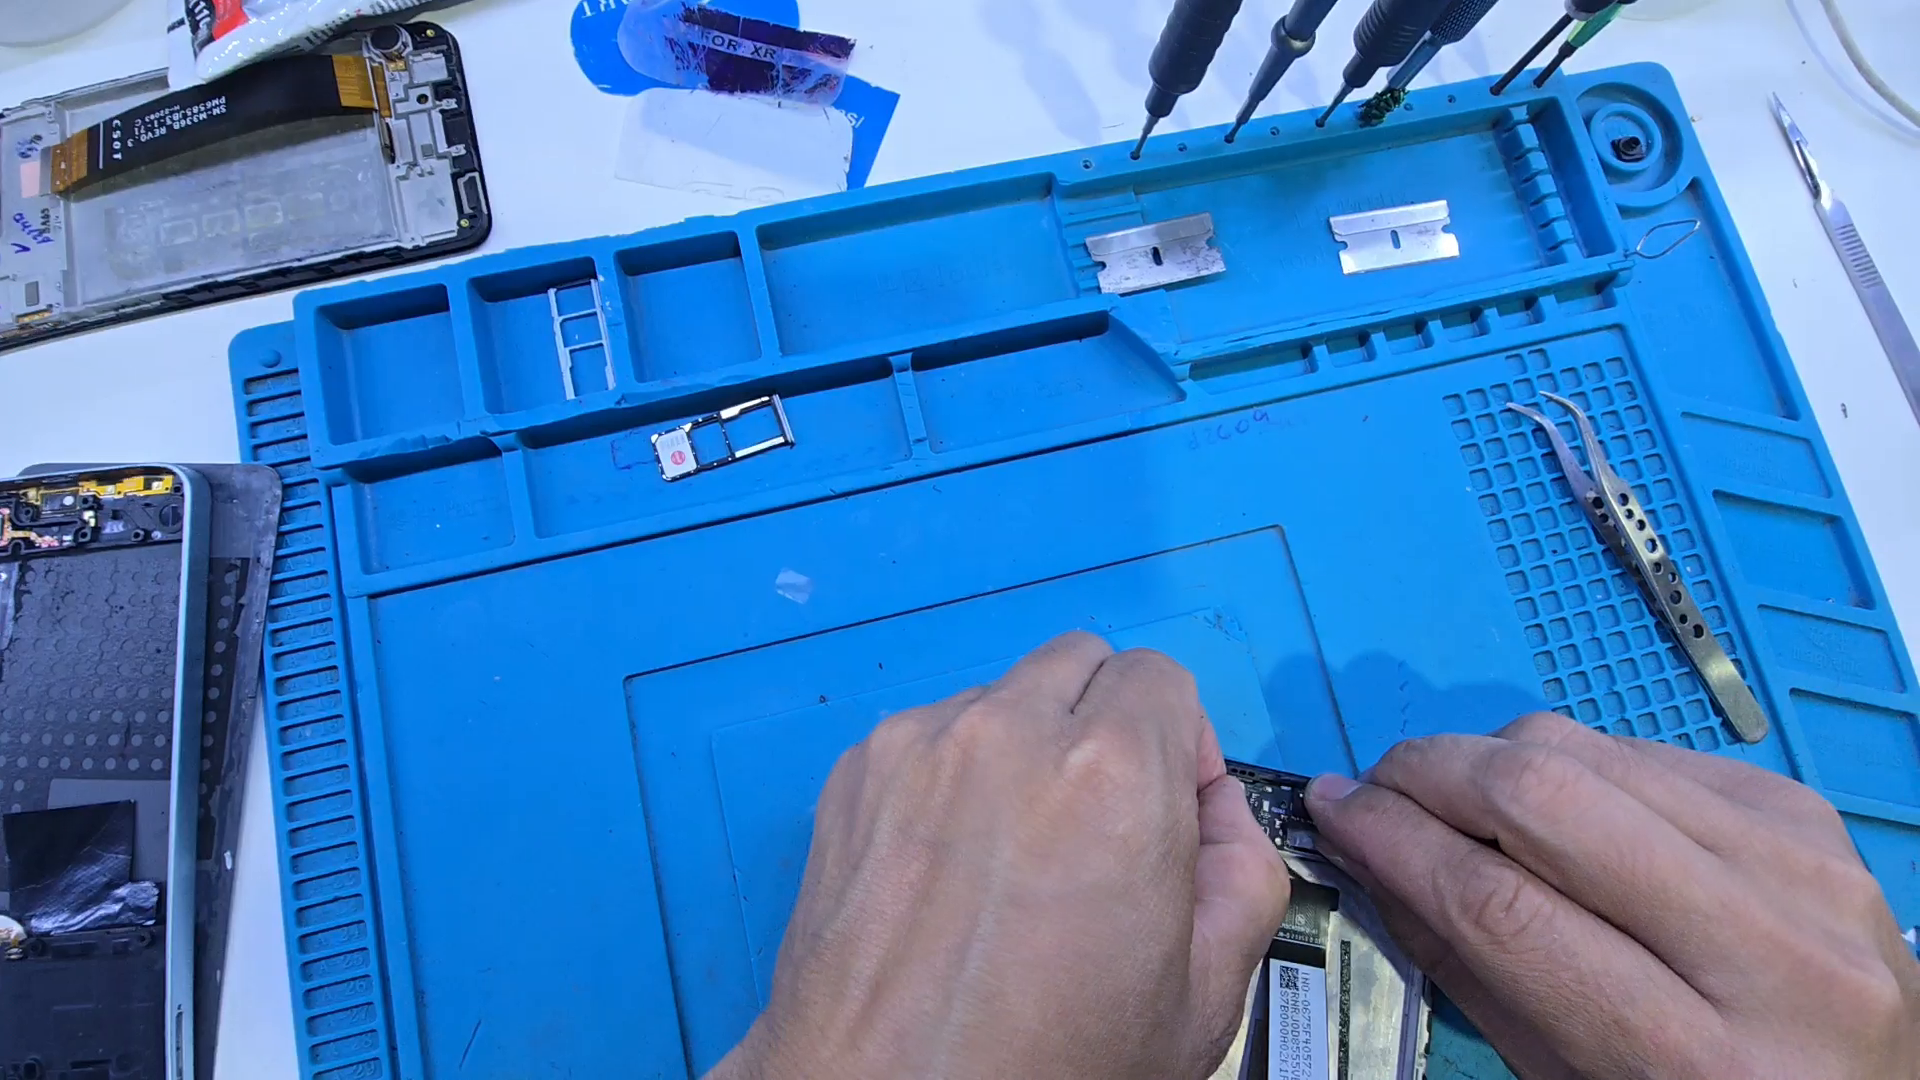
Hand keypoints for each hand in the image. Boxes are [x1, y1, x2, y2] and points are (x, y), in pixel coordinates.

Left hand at [708, 632, 1290, 1079]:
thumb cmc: (1060, 1061)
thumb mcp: (1206, 988)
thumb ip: (1243, 864)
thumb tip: (1206, 797)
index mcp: (1110, 770)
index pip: (1158, 675)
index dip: (1178, 736)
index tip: (1165, 798)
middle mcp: (1008, 728)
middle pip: (1079, 659)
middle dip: (1105, 714)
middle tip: (1093, 805)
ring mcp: (920, 738)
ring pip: (1004, 693)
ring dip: (1025, 741)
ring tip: (1008, 839)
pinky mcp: (858, 762)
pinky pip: (933, 730)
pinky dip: (955, 765)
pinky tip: (944, 853)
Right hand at [1305, 712, 1919, 1078]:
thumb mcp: (1544, 1062)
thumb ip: (1442, 942)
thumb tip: (1353, 834)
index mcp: (1698, 1061)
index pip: (1497, 903)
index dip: (1392, 837)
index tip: (1330, 803)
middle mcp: (1773, 954)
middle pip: (1540, 797)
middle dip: (1425, 771)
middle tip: (1378, 785)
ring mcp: (1803, 867)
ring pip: (1572, 746)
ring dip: (1477, 756)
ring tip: (1455, 796)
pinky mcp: (1804, 812)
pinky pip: (1625, 744)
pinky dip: (1555, 760)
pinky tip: (1556, 808)